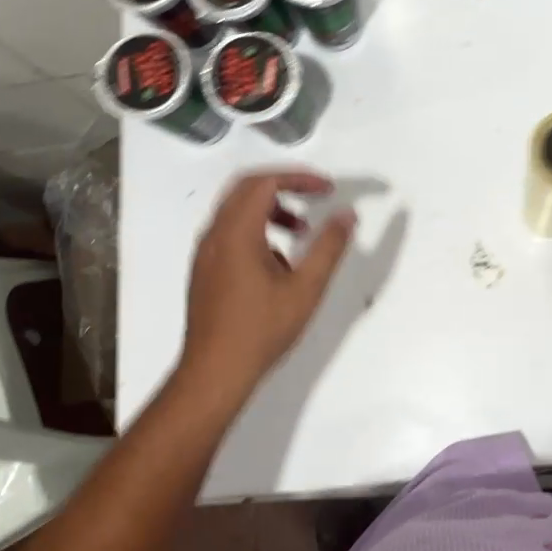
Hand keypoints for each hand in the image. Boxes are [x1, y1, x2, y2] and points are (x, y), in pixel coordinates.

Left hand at [179, 169, 355, 391]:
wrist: (214, 372)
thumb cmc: (261, 330)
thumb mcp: (306, 289)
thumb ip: (329, 247)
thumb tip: (347, 215)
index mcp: (236, 232)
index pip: (265, 183)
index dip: (299, 178)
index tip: (328, 189)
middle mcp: (215, 235)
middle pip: (246, 189)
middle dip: (284, 186)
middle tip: (315, 196)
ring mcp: (205, 254)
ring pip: (236, 211)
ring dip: (271, 209)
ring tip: (302, 231)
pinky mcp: (204, 271)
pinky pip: (229, 232)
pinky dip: (257, 229)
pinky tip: (279, 263)